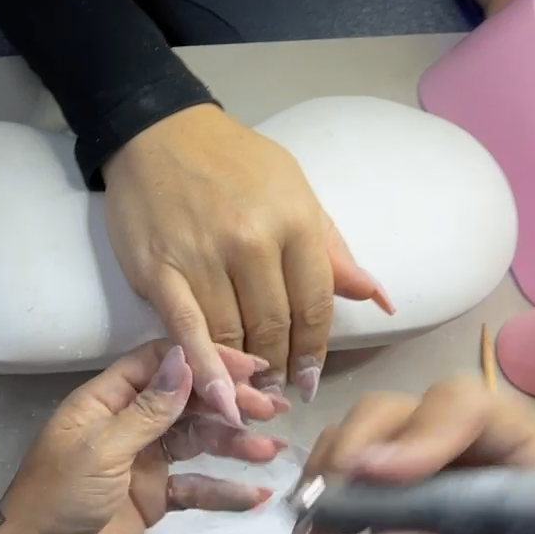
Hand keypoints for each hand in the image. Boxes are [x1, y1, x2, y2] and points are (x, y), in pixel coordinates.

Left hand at [0, 340, 282, 533]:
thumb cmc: (60, 494)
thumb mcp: (103, 448)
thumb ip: (148, 409)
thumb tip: (183, 359)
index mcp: (104, 401)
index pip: (158, 364)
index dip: (201, 361)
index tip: (246, 369)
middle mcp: (127, 423)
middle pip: (184, 401)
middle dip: (226, 402)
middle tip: (272, 409)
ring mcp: (142, 459)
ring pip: (195, 440)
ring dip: (232, 442)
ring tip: (270, 448)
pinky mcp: (154, 495)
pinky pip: (194, 486)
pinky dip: (222, 489)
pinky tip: (254, 494)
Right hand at [102, 104, 392, 412]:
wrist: (157, 136)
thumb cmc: (231, 162)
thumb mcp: (294, 190)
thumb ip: (331, 249)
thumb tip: (377, 298)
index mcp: (294, 221)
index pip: (315, 303)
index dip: (315, 349)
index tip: (310, 380)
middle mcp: (253, 243)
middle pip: (274, 325)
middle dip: (279, 366)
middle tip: (274, 394)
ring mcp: (203, 260)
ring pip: (231, 333)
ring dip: (244, 372)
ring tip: (247, 394)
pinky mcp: (159, 273)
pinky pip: (186, 329)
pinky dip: (204, 368)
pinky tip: (218, 397)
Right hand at [294, 378, 534, 533]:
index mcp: (524, 453)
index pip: (466, 409)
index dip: (417, 433)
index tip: (373, 476)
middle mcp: (461, 441)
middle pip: (390, 413)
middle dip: (346, 456)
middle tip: (319, 508)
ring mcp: (413, 459)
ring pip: (347, 440)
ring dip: (320, 491)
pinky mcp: (378, 486)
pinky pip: (330, 478)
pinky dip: (313, 515)